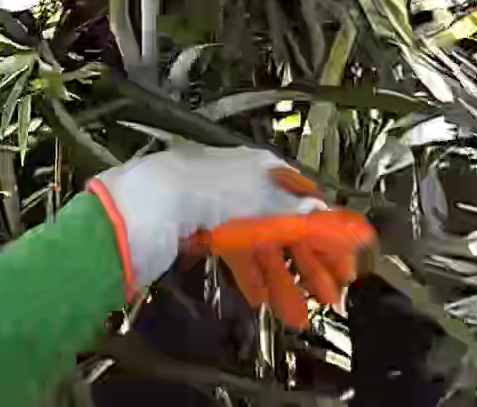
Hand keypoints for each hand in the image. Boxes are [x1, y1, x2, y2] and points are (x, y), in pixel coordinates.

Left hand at [87, 145, 375, 327]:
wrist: (131, 209)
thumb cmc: (190, 193)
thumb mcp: (244, 196)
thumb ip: (284, 204)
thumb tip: (322, 209)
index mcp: (248, 164)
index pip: (296, 190)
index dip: (323, 224)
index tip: (346, 258)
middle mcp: (234, 179)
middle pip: (281, 218)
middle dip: (307, 256)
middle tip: (332, 295)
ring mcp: (214, 204)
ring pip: (258, 238)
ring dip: (283, 273)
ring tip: (301, 313)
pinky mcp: (195, 227)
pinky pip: (233, 249)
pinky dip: (251, 272)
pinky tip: (265, 298)